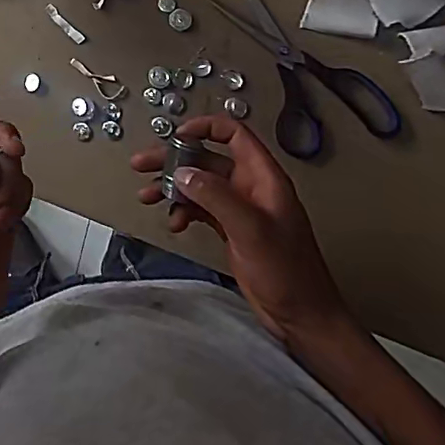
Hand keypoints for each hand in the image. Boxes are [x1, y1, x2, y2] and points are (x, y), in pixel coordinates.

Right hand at [130, 115, 352, 344]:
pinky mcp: (231, 230)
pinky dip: (184, 211)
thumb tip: (182, 172)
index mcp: (263, 177)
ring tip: (147, 195)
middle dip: (175, 160)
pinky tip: (175, 223)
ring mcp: (240, 209)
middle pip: (207, 159)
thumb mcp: (251, 229)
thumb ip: (216, 197)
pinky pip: (200, 209)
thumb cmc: (287, 271)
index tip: (176, 136)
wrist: (301, 316)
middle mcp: (250, 187)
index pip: (234, 135)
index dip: (205, 128)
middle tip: (142, 164)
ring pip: (200, 185)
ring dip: (173, 188)